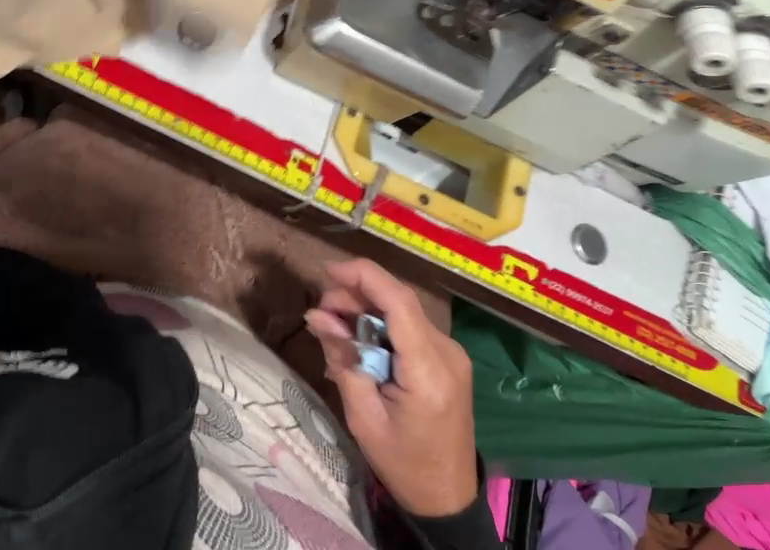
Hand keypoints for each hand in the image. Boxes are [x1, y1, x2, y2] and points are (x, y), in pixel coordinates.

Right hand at [305, 259, 477, 518]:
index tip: (327, 271)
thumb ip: (344, 360)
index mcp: (429, 371)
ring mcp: (452, 353)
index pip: (399, 302)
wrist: (447, 498)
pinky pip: (409, 327)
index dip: (363, 277)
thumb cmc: (402, 463)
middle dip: (355, 297)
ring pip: (402, 311)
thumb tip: (317, 316)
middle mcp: (447, 352)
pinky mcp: (448, 358)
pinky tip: (358, 344)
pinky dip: (380, 326)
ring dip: (365, 311)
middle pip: (398, 302)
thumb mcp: (363, 417)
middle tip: (321, 316)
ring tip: (335, 331)